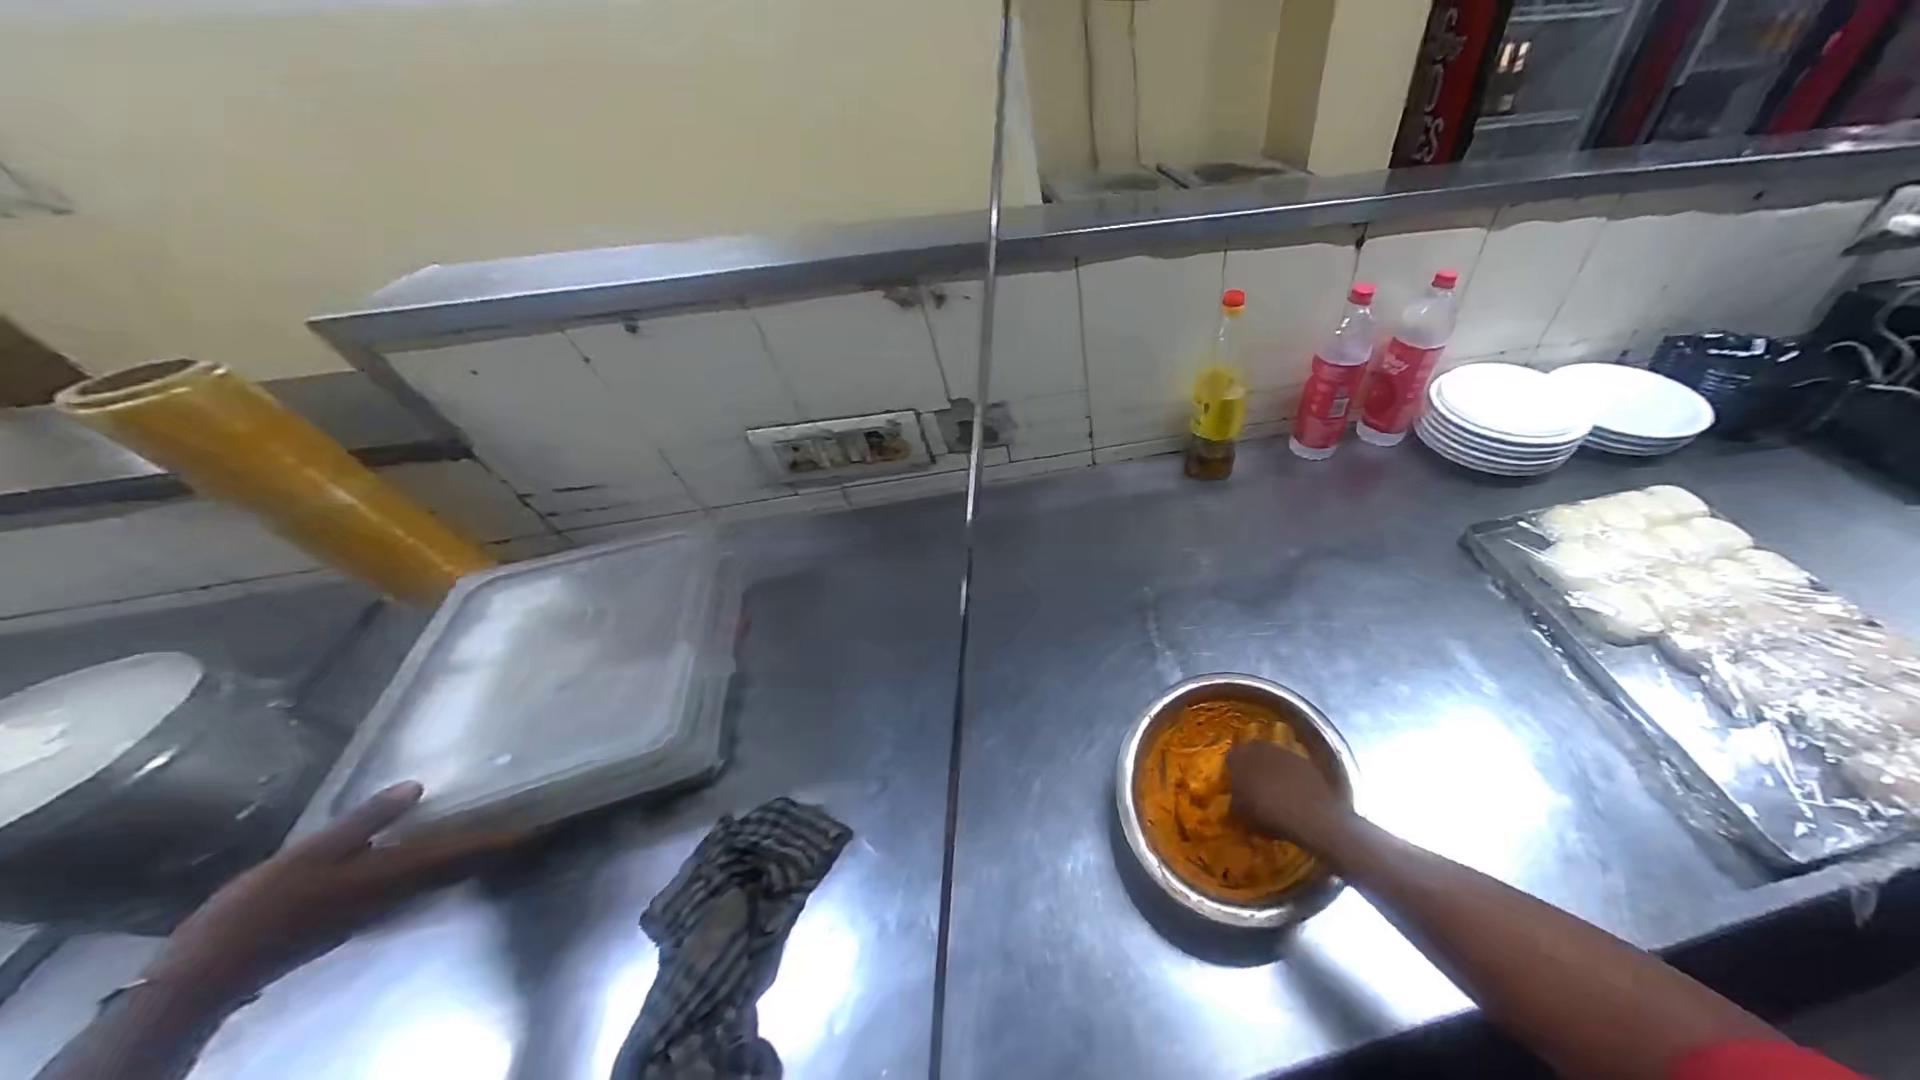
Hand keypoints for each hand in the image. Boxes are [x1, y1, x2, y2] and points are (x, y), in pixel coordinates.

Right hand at [144, 782, 526, 1010]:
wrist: (210, 973)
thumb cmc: (262, 908)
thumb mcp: (312, 853)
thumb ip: (367, 820)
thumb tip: (418, 786)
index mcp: (395, 874)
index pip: (466, 853)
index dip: (505, 840)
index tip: (542, 827)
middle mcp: (400, 892)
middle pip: (463, 865)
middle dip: (499, 844)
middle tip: (532, 821)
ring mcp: (381, 906)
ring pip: (444, 874)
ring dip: (475, 852)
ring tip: (500, 827)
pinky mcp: (361, 912)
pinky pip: (419, 881)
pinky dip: (442, 861)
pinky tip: (439, 848)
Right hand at [1227, 740, 1353, 851]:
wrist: (1310, 815)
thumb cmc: (1268, 813)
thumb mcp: (1242, 813)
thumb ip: (1236, 800)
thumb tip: (1236, 797)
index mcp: (1240, 758)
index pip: (1231, 757)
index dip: (1233, 768)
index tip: (1236, 780)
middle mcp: (1261, 749)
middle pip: (1253, 751)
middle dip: (1253, 763)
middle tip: (1255, 780)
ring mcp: (1286, 754)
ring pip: (1275, 757)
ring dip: (1274, 768)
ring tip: (1277, 787)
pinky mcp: (1307, 762)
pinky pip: (1294, 767)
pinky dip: (1293, 776)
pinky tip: (1296, 792)